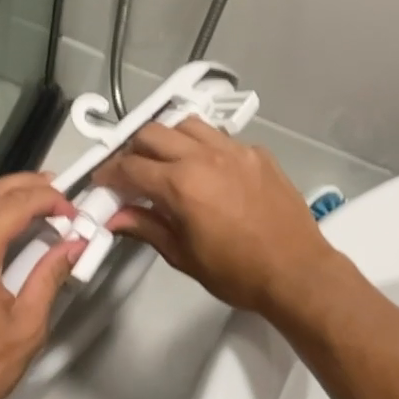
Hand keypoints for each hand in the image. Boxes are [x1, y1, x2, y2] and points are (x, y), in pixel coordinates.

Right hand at [93, 118, 339, 314]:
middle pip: (154, 133)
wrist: (296, 272)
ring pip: (188, 124)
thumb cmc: (239, 273)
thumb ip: (147, 228)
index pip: (130, 167)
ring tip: (165, 162)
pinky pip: (221, 137)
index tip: (102, 184)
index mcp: (182, 185)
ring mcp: (235, 151)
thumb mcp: (184, 256)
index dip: (109, 175)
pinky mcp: (258, 154)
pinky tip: (205, 169)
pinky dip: (203, 145)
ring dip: (168, 138)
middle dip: (134, 150)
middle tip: (130, 173)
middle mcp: (206, 157)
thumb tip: (116, 218)